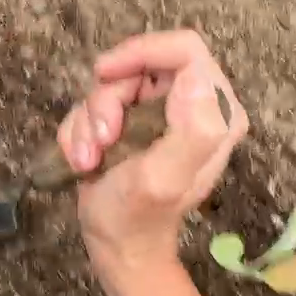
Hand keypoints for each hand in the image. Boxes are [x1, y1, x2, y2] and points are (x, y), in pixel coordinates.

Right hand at [57, 30, 247, 276]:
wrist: (115, 246)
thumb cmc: (139, 217)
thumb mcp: (163, 178)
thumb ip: (191, 130)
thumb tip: (195, 78)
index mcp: (216, 111)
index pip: (184, 50)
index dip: (141, 52)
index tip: (104, 74)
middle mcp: (190, 104)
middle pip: (139, 66)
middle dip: (106, 102)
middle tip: (100, 141)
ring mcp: (157, 112)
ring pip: (109, 87)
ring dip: (88, 123)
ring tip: (88, 161)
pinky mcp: (129, 121)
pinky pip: (91, 106)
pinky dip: (78, 133)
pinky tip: (82, 162)